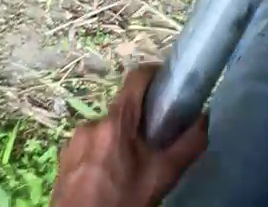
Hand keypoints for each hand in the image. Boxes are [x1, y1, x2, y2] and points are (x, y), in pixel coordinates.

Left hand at [51, 66, 207, 206]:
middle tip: (155, 139)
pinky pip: (90, 143)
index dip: (156, 74)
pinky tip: (111, 175)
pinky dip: (104, 150)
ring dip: (121, 136)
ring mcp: (72, 143)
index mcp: (115, 123)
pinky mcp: (62, 161)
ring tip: (132, 162)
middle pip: (124, 107)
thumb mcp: (162, 177)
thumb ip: (189, 144)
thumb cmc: (121, 202)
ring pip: (107, 127)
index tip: (170, 87)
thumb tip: (205, 117)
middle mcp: (90, 125)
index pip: (137, 77)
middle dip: (141, 117)